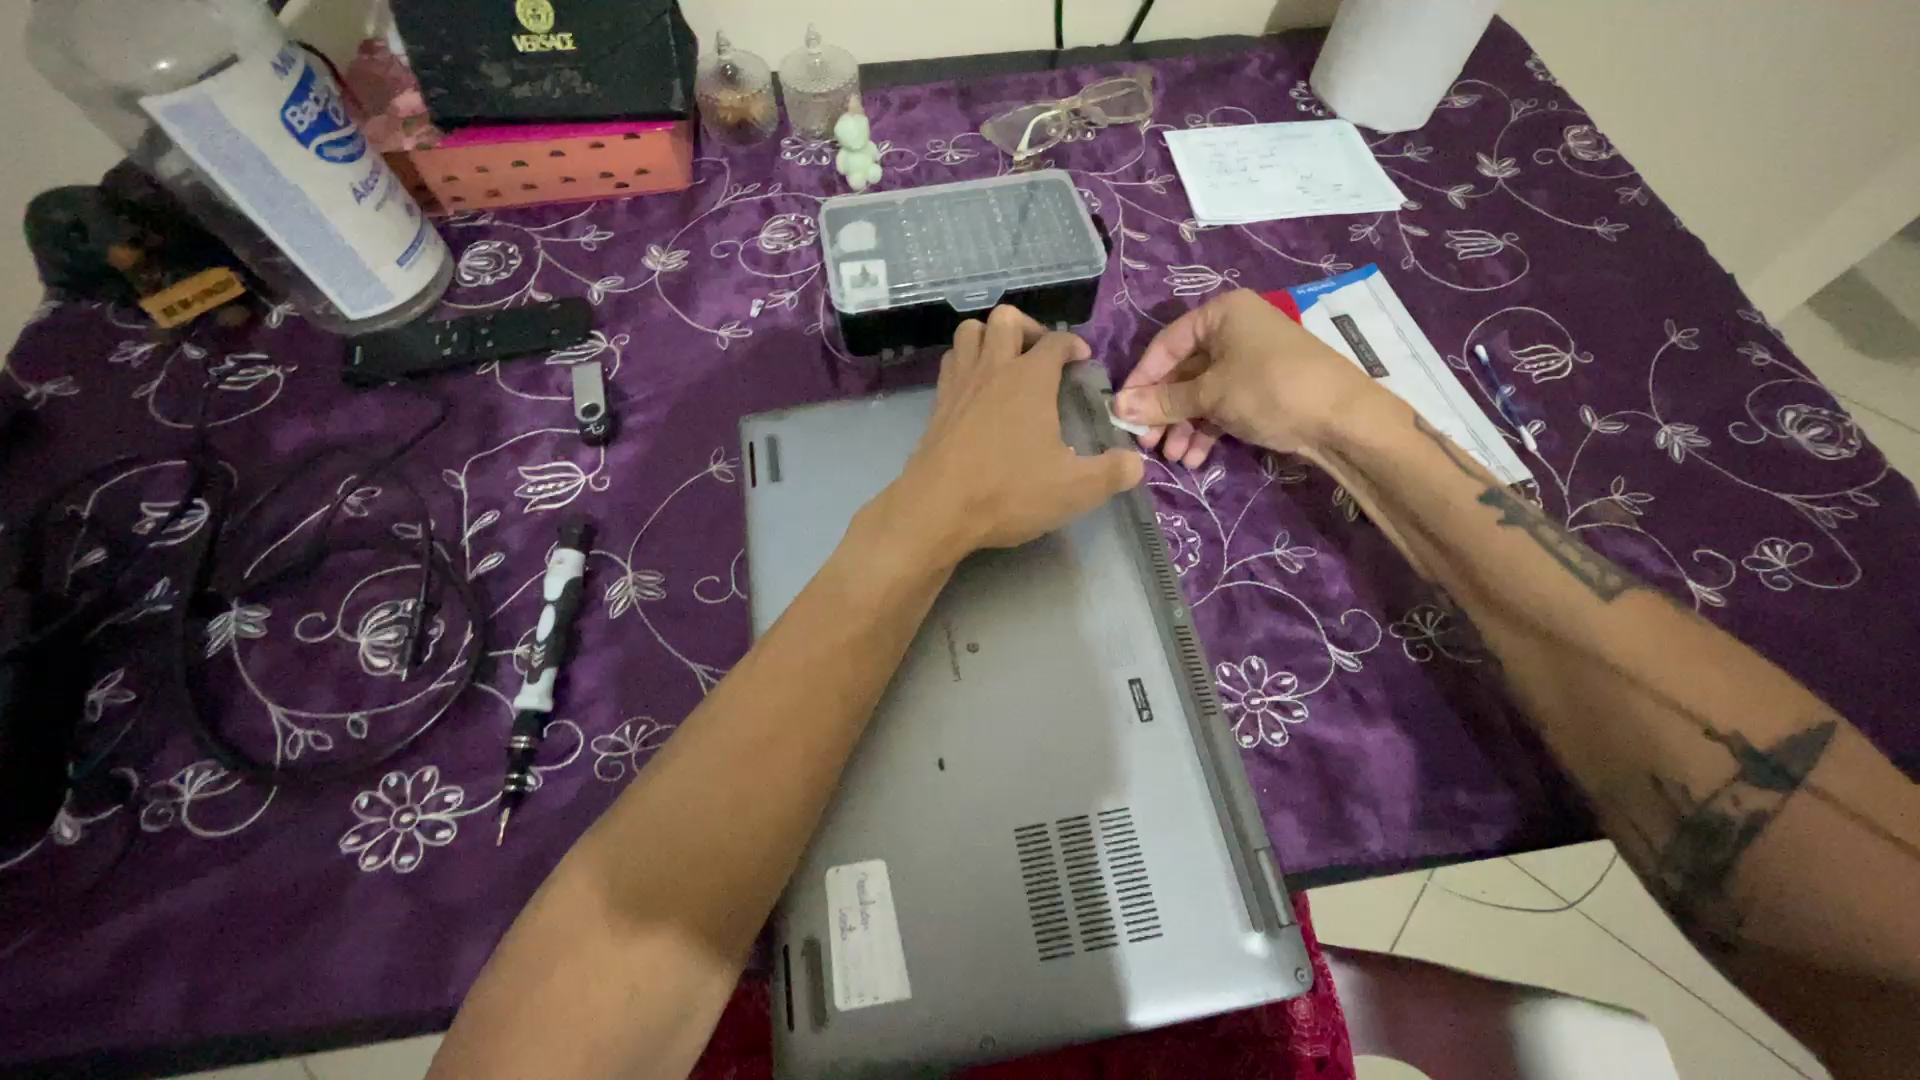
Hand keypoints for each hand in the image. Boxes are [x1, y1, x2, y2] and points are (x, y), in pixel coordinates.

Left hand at [876, 306, 1142, 563]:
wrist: (937, 509)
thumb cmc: (1009, 492)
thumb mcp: (1075, 489)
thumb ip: (1113, 473)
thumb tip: (1136, 464)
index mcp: (1030, 379)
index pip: (1055, 341)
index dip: (1073, 344)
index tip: (1082, 360)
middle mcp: (993, 369)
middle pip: (1006, 319)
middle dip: (1029, 327)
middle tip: (1042, 355)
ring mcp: (960, 384)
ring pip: (970, 332)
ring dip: (990, 337)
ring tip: (1006, 362)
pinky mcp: (938, 405)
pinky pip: (951, 364)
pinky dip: (966, 363)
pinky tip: (977, 390)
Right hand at [1112, 289, 1384, 467]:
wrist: (1342, 419)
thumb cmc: (1270, 390)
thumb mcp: (1211, 395)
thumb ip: (1162, 401)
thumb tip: (1117, 407)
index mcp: (1221, 314)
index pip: (1165, 345)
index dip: (1142, 380)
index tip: (1123, 412)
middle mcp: (1234, 330)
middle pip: (1183, 372)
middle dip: (1164, 411)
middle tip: (1147, 444)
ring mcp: (1249, 361)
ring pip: (1201, 394)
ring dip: (1183, 427)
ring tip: (1174, 458)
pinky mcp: (1261, 389)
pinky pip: (1222, 406)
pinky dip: (1206, 430)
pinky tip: (1196, 458)